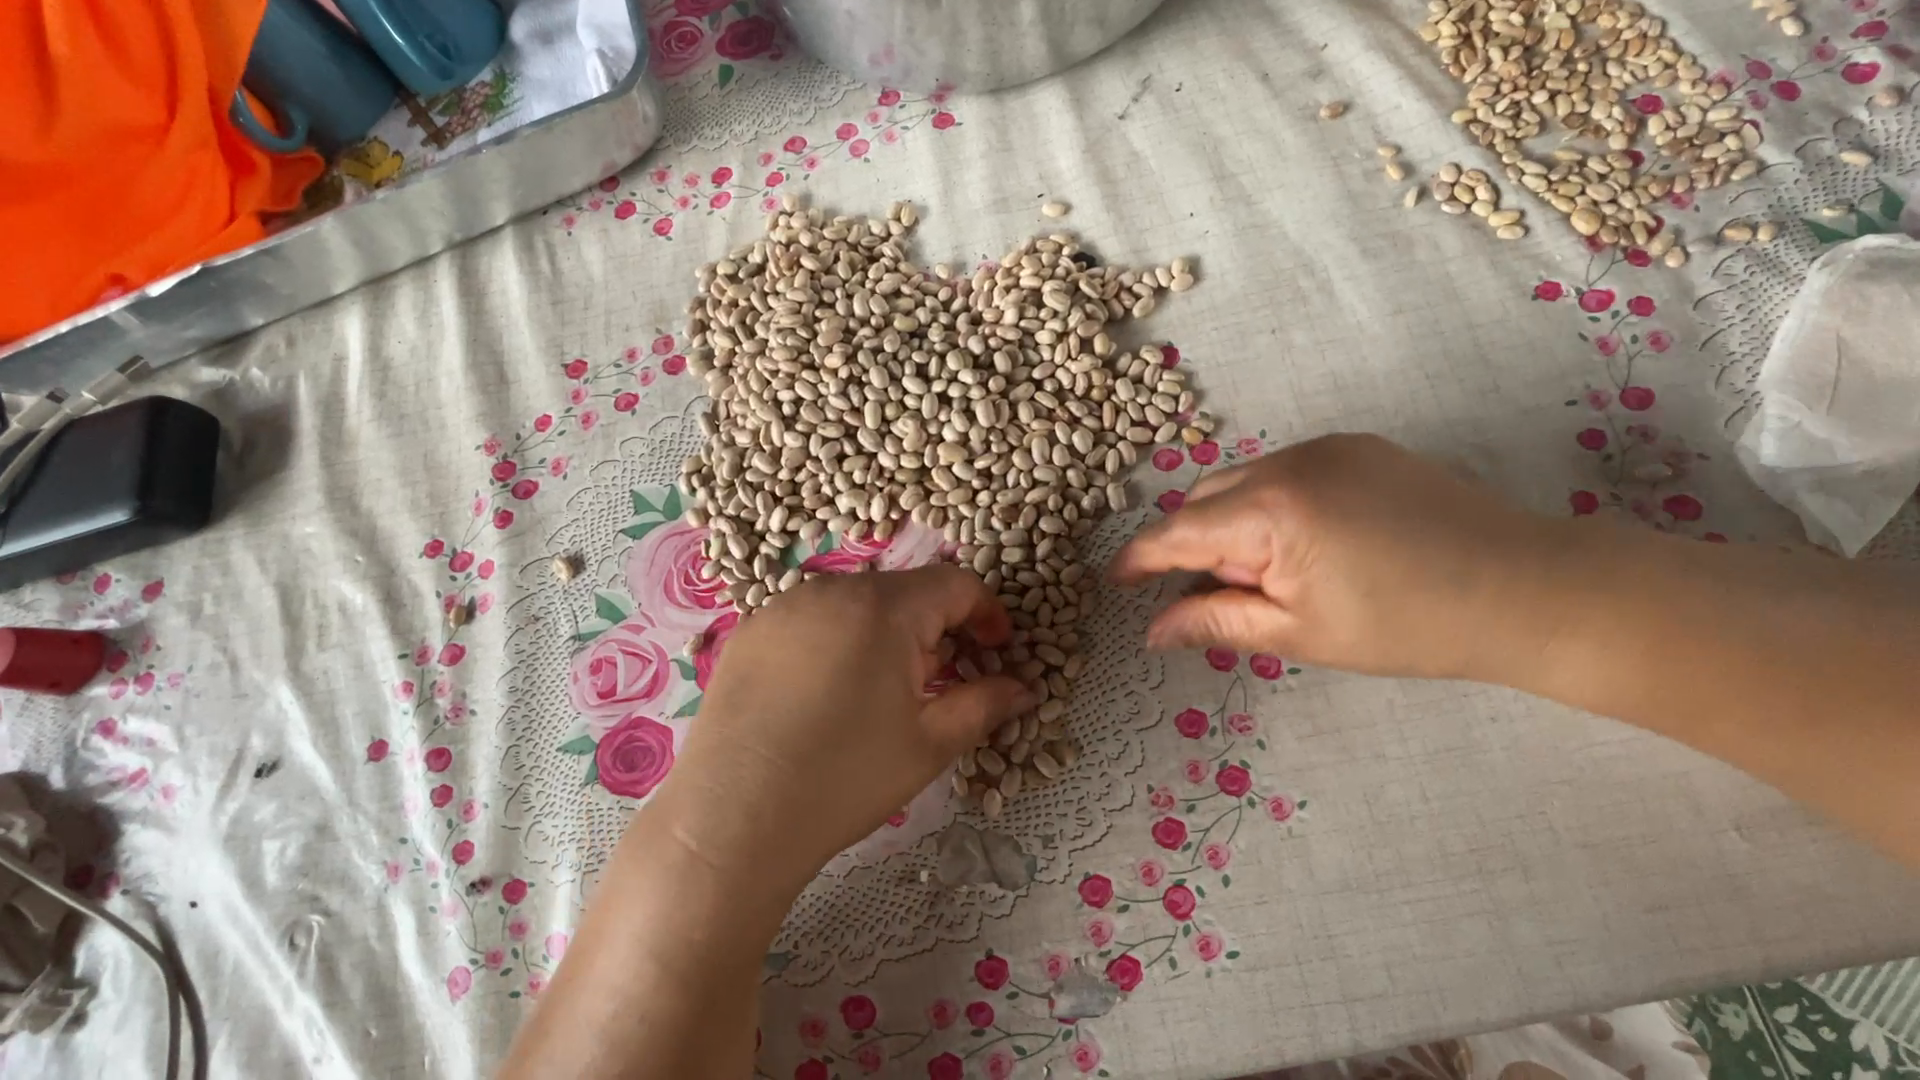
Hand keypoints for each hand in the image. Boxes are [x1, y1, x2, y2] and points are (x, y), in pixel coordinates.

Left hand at [651, 565, 1033, 895]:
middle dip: (936, 629)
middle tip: (941, 683)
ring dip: (887, 635)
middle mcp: (832, 590)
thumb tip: (1024, 688)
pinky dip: (838, 642)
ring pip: (856, 605)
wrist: (733, 820)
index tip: (996, 651)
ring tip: (883, 694)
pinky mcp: (748, 633)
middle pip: (905, 592)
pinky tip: (827, 697)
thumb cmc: (845, 779)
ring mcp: (783, 607)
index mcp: (885, 608)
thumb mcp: (930, 744)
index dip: (987, 614)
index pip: (955, 584)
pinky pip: (812, 621)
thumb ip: (985, 704)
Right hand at [1109, 433, 1562, 680]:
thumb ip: (1215, 624)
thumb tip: (1153, 630)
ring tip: (1276, 575)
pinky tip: (1311, 545)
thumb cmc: (1408, 625)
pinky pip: (1283, 470)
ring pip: (1241, 481)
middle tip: (1223, 596)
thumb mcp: (1298, 634)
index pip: (1178, 531)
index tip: (1114, 582)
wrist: (1527, 588)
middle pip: (1204, 498)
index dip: (1140, 559)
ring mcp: (1326, 446)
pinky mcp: (1356, 446)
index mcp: (1270, 509)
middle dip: (1194, 545)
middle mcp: (1288, 461)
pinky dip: (1270, 505)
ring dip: (1233, 524)